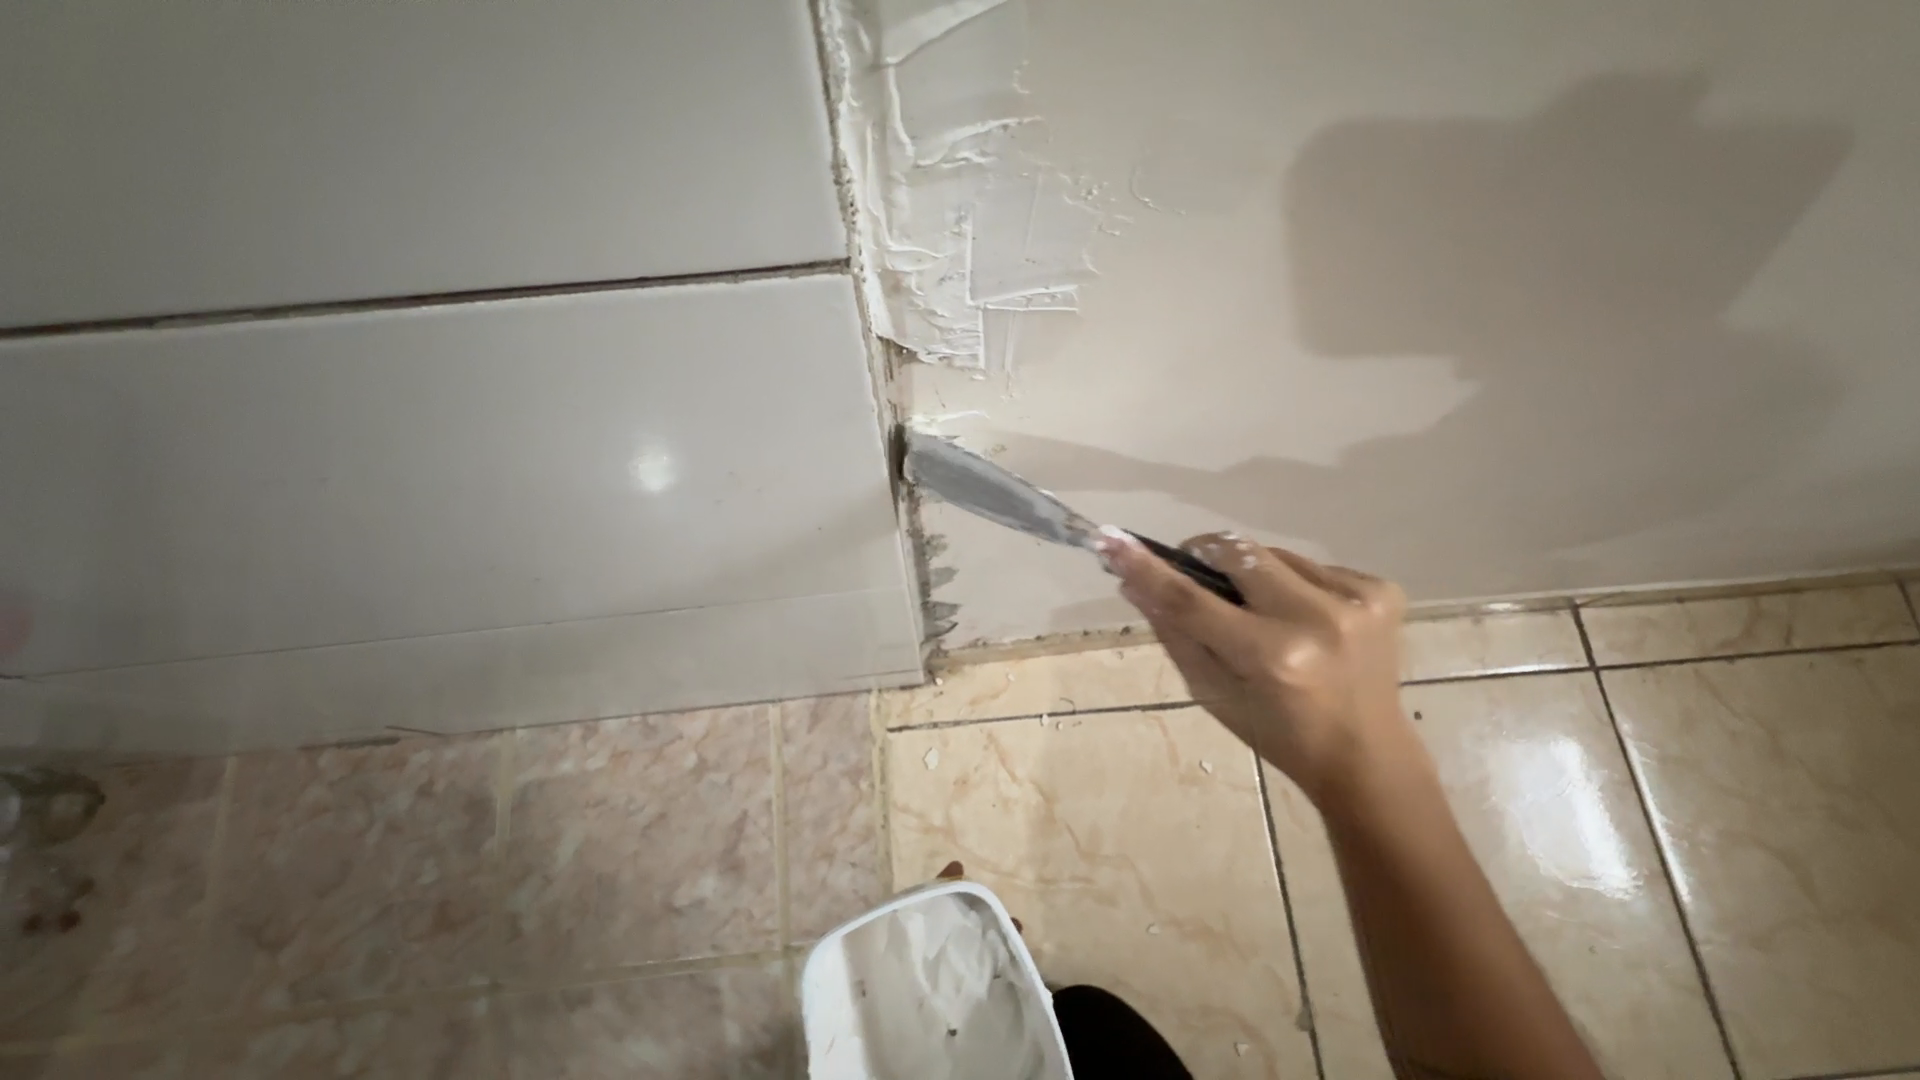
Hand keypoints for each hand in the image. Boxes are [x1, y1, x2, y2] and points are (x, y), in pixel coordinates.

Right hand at [1095, 528, 1421, 804]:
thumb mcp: (1212, 691)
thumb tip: (1133, 581)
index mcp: (1271, 656)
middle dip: (1204, 556)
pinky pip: (1311, 566)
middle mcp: (1317, 619)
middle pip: (1236, 552)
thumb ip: (1174, 632)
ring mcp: (1356, 600)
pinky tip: (1303, 620)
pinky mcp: (1381, 590)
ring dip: (1253, 575)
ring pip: (1273, 554)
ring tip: (1262, 615)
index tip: (1110, 540)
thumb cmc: (1275, 732)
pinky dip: (1293, 585)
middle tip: (1192, 574)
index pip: (1191, 599)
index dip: (1146, 567)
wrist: (1365, 755)